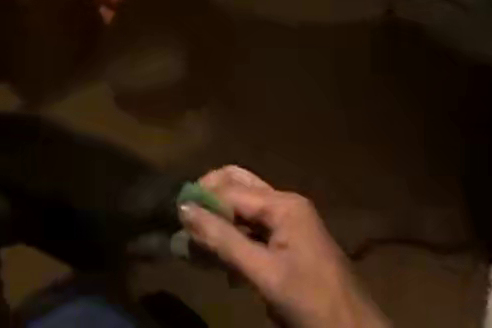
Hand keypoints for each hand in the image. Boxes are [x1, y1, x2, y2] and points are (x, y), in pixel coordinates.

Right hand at [180, 167, 388, 327]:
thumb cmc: (315, 306)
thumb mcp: (265, 275)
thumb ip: (222, 239)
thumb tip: (182, 208)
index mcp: (283, 204)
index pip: (228, 191)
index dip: (201, 203)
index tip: (176, 222)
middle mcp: (287, 204)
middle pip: (236, 186)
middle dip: (209, 202)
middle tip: (187, 223)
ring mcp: (292, 224)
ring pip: (244, 208)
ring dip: (220, 222)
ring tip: (200, 246)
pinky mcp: (294, 246)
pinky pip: (255, 229)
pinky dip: (236, 239)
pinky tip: (224, 264)